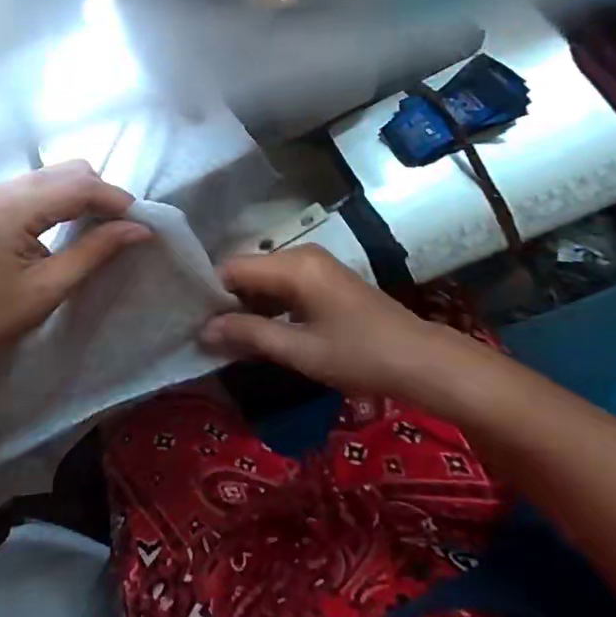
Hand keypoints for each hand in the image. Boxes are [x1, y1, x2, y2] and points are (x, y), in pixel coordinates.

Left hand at [0, 162, 150, 385]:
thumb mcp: (50, 287)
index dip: (116, 199)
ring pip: (57, 174)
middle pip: (70, 170)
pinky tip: (74, 224)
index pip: (80, 185)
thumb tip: (140, 229)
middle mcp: (5, 188)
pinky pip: (42, 186)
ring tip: (104, 227)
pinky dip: (66, 198)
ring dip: (85, 193)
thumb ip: (95, 251)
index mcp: (15, 206)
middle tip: (123, 227)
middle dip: (102, 192)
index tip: (143, 222)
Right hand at [203, 246, 468, 399]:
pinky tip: (262, 333)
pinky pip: (284, 286)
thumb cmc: (359, 355)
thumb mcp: (299, 350)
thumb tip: (203, 330)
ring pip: (265, 280)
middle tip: (208, 335)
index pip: (233, 268)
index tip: (193, 322)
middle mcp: (302, 256)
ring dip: (248, 306)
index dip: (211, 293)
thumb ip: (249, 335)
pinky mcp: (325, 280)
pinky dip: (269, 307)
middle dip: (228, 301)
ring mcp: (316, 266)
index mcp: (294, 266)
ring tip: (230, 338)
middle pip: (248, 271)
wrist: (422, 361)